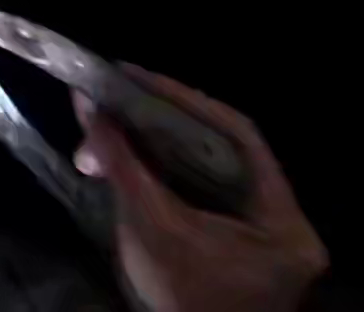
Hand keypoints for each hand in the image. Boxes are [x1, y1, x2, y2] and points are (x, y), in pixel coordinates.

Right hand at [75, 69, 327, 311]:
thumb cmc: (182, 294)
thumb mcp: (147, 221)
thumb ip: (117, 157)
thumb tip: (83, 97)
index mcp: (279, 218)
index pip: (238, 134)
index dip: (182, 96)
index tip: (129, 74)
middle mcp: (276, 216)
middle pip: (211, 144)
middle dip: (148, 120)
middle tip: (100, 104)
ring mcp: (251, 225)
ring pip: (192, 160)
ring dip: (139, 143)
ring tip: (92, 142)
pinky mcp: (223, 231)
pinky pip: (185, 179)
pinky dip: (146, 163)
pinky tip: (112, 158)